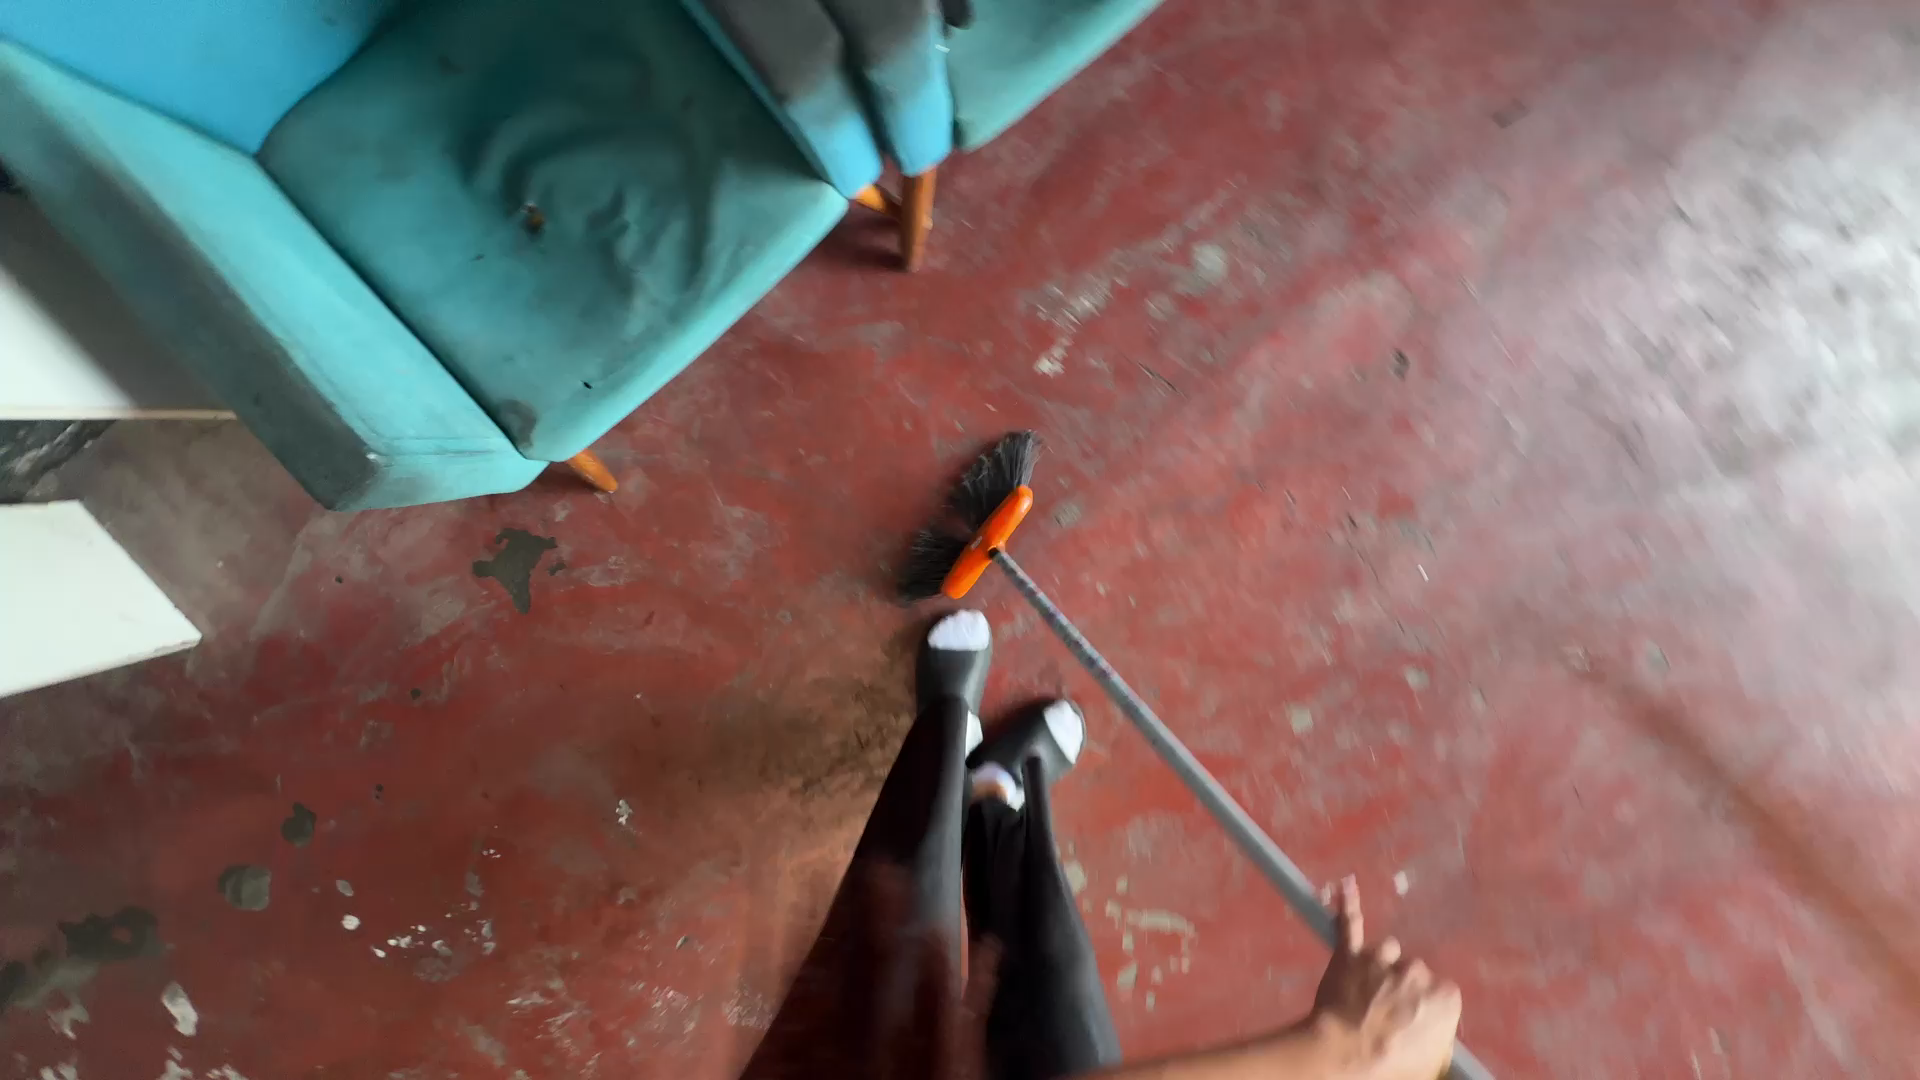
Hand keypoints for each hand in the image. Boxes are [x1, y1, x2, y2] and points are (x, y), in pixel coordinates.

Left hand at [1308, 877, 1461, 1079]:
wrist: (1346, 1051)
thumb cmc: (1392, 1065)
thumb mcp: (1431, 1061)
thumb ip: (1437, 1034)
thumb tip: (1434, 1027)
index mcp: (1443, 1000)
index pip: (1443, 994)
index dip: (1426, 1006)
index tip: (1415, 1019)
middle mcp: (1415, 973)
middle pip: (1414, 972)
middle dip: (1403, 987)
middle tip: (1387, 1010)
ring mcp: (1381, 959)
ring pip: (1387, 951)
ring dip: (1380, 963)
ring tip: (1366, 987)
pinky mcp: (1350, 953)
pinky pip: (1349, 922)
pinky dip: (1346, 903)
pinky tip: (1345, 884)